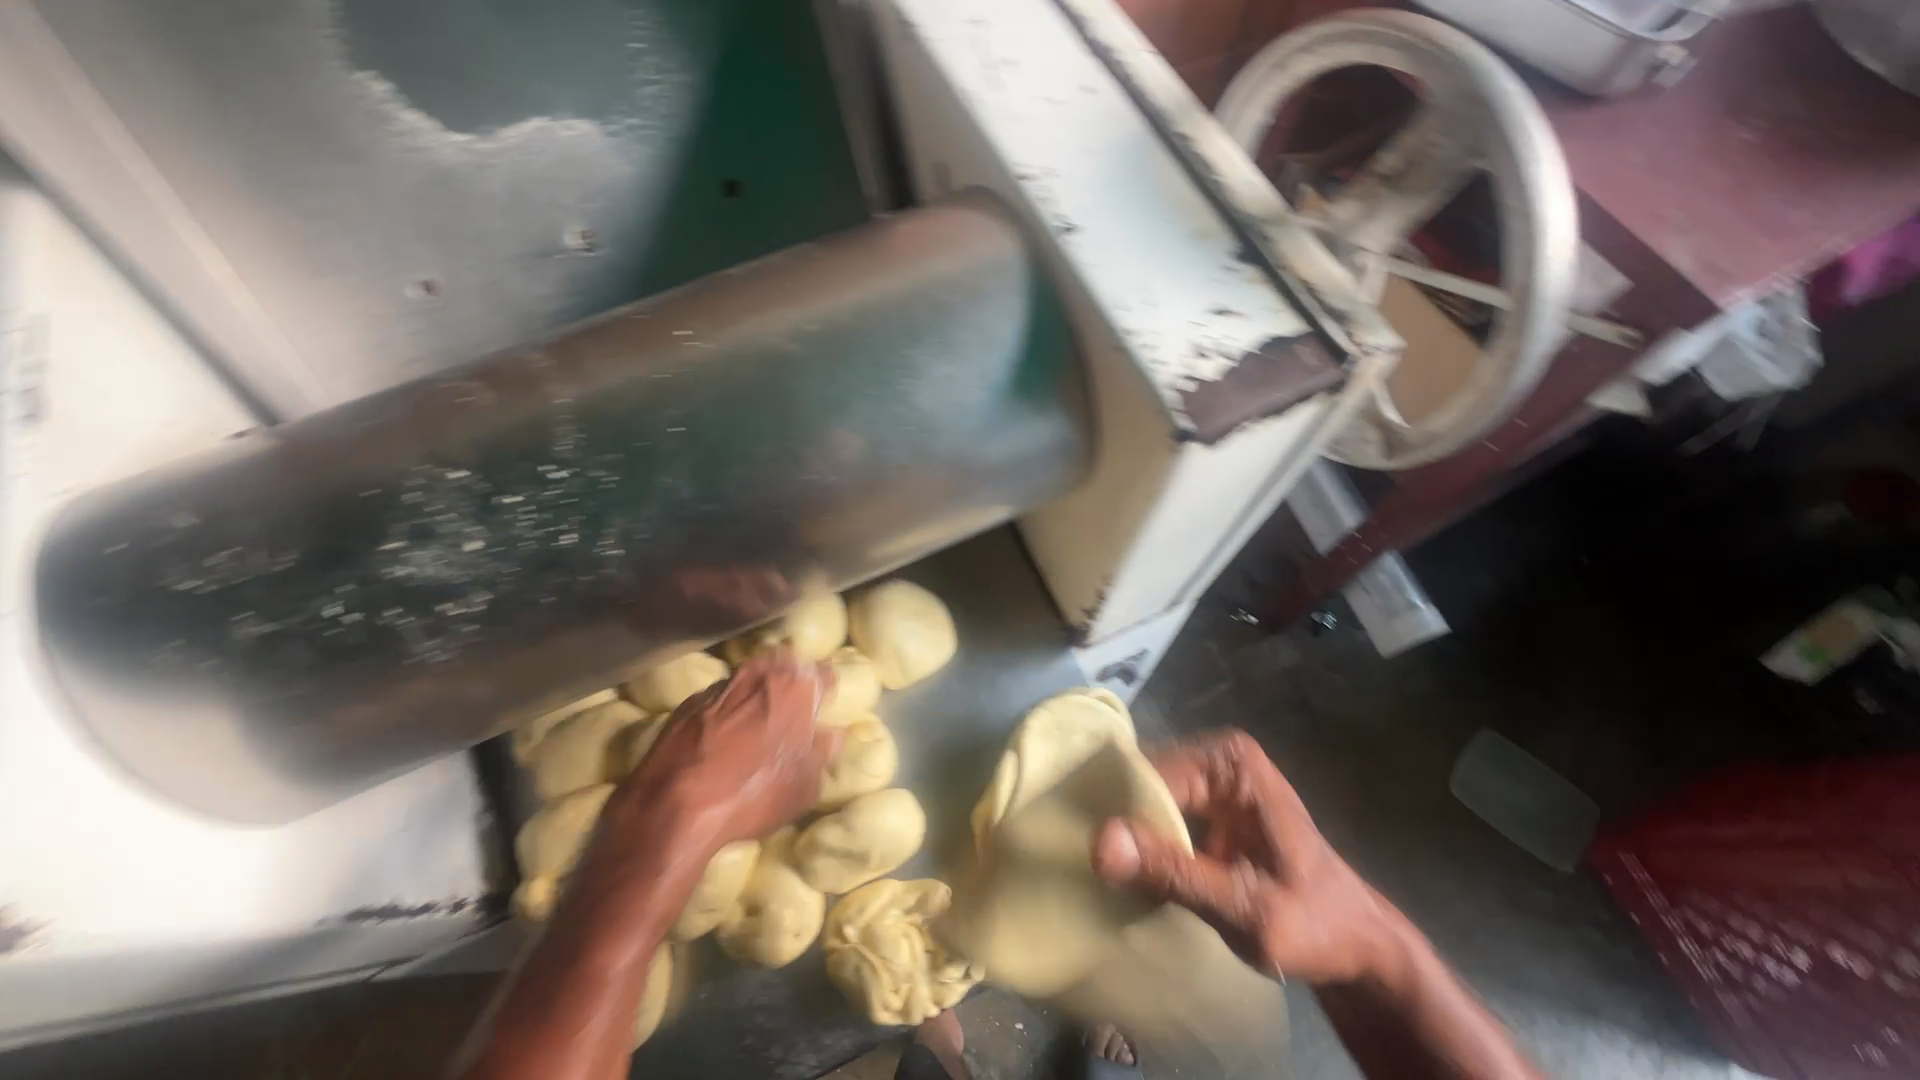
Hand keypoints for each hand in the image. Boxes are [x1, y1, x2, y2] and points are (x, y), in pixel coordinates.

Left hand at [616, 648, 842, 848]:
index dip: (824, 692)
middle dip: (788, 686)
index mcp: (796, 686)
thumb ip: (821, 753)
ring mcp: (718, 686)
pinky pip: (717, 701)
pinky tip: (720, 741)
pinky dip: (723, 714)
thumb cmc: (754, 792)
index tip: (822, 709)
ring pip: (747, 683)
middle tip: (790, 715)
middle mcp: (758, 674)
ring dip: (753, 698)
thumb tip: (830, 735)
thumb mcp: (804, 785)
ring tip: (753, 730)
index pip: (824, 674)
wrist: (674, 804)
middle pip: (782, 669)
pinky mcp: (686, 703)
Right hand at [1093, 730, 1400, 984]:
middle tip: (1084, 868)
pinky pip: (1154, 815)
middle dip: (1114, 822)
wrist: (1358, 947)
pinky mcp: (1203, 807)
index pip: (1147, 776)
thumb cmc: (1314, 925)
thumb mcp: (1243, 908)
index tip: (1086, 858)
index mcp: (1230, 763)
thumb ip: (1174, 874)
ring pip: (1141, 799)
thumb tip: (1099, 842)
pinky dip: (1139, 845)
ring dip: (1123, 836)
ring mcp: (1209, 781)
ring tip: (1096, 874)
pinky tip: (1122, 875)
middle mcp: (1215, 758)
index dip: (1114, 816)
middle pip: (1139, 781)